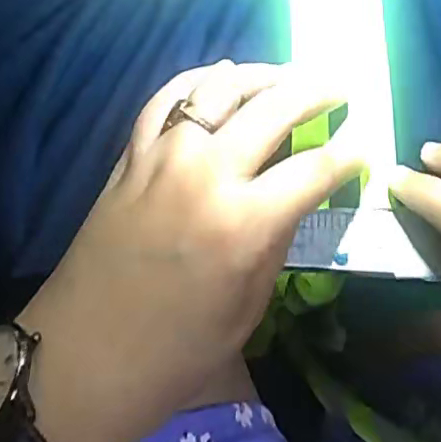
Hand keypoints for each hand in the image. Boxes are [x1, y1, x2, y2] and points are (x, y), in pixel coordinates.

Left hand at [14, 61, 361, 441]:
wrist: (76, 366)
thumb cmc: (175, 350)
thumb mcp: (249, 305)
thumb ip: (281, 235)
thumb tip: (306, 188)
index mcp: (242, 223)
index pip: (315, 168)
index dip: (349, 154)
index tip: (364, 147)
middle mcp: (205, 175)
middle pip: (275, 108)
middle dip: (317, 91)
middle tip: (339, 88)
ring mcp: (163, 158)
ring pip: (221, 88)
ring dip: (263, 74)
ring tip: (288, 75)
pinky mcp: (131, 157)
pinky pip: (166, 99)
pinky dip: (198, 79)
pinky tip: (221, 75)